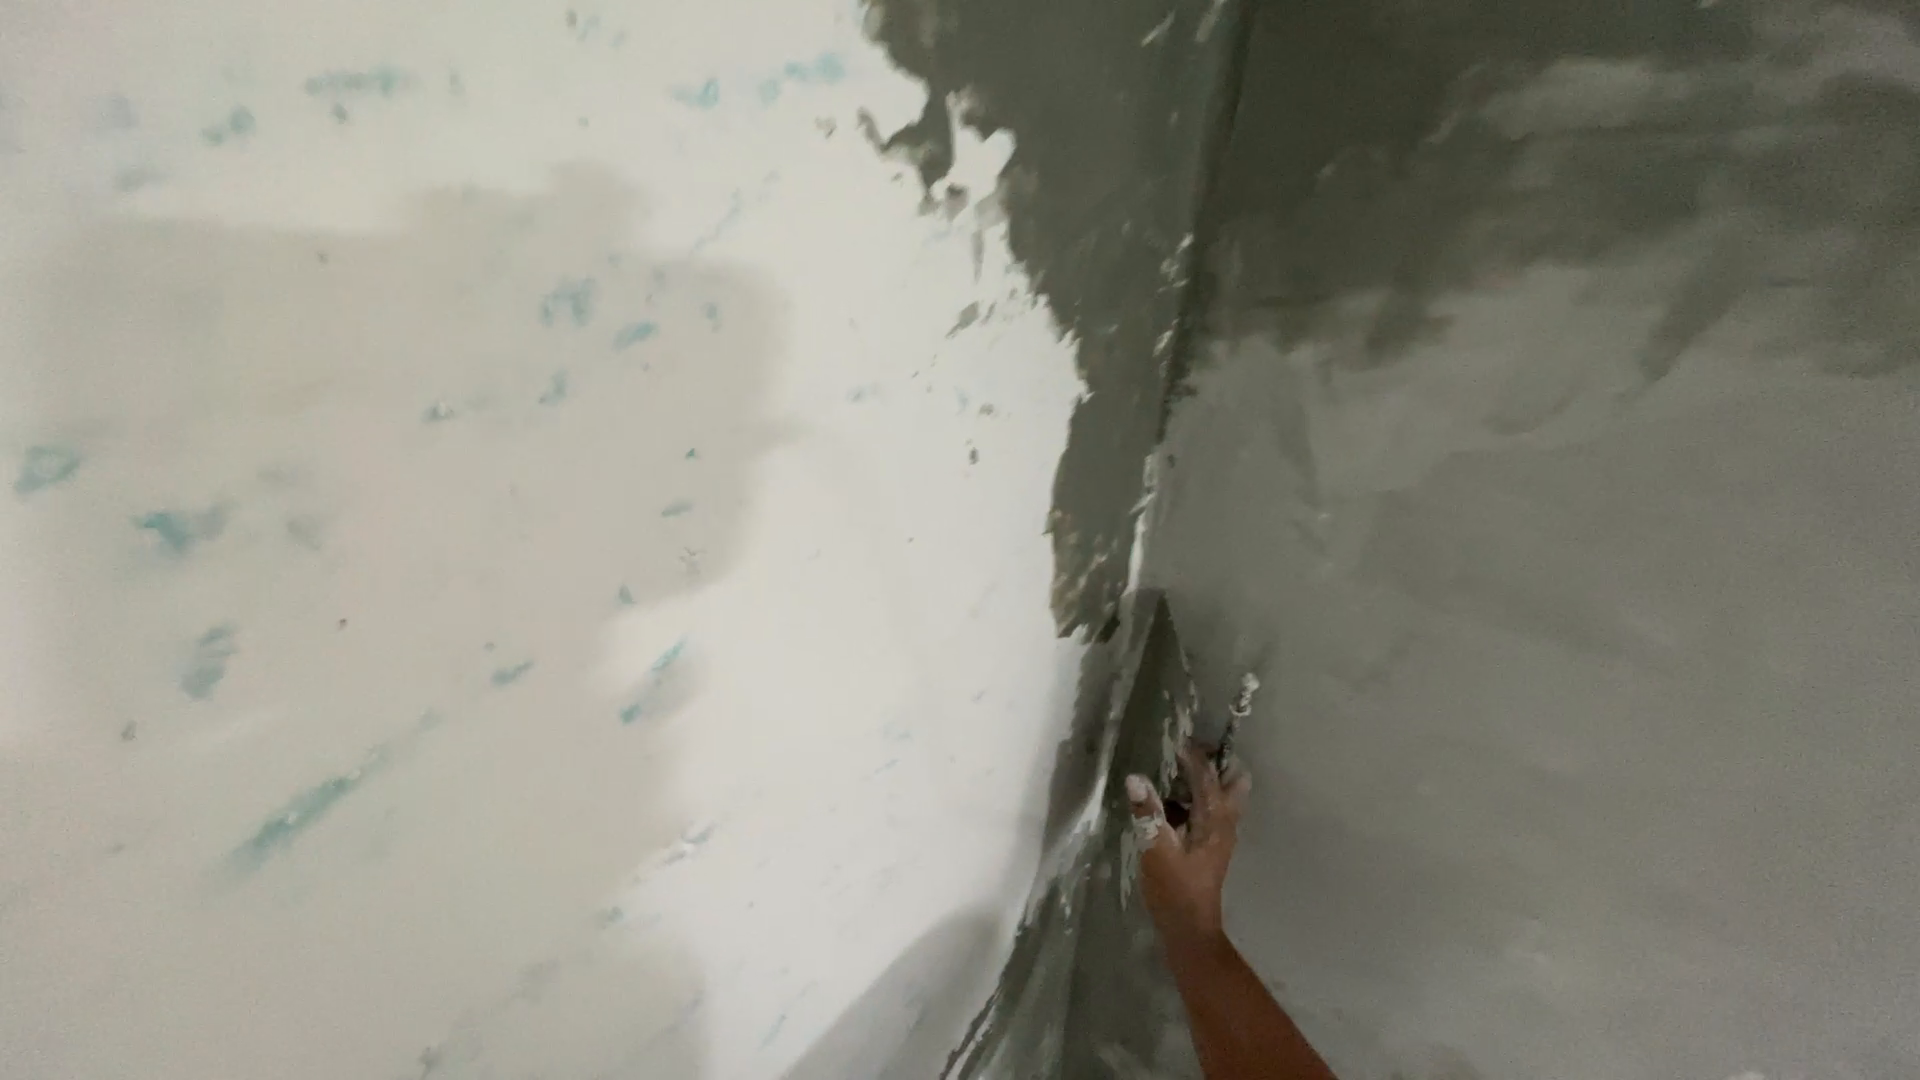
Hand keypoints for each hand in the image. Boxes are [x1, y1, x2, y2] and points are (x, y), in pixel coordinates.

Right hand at [1126, 742, 1251, 944]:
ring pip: (1223, 795)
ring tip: (1173, 772)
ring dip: (1205, 779)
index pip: (1208, 777)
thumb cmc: (1174, 889)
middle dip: (1216, 763)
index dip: (1194, 756)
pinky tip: (1168, 802)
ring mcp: (1219, 834)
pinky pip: (1209, 809)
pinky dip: (1195, 797)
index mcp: (1214, 820)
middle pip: (1234, 782)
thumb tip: (1135, 777)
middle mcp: (1224, 823)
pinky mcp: (1209, 844)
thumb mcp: (1155, 849)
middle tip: (1187, 753)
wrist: (1189, 930)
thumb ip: (1147, 812)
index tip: (1177, 741)